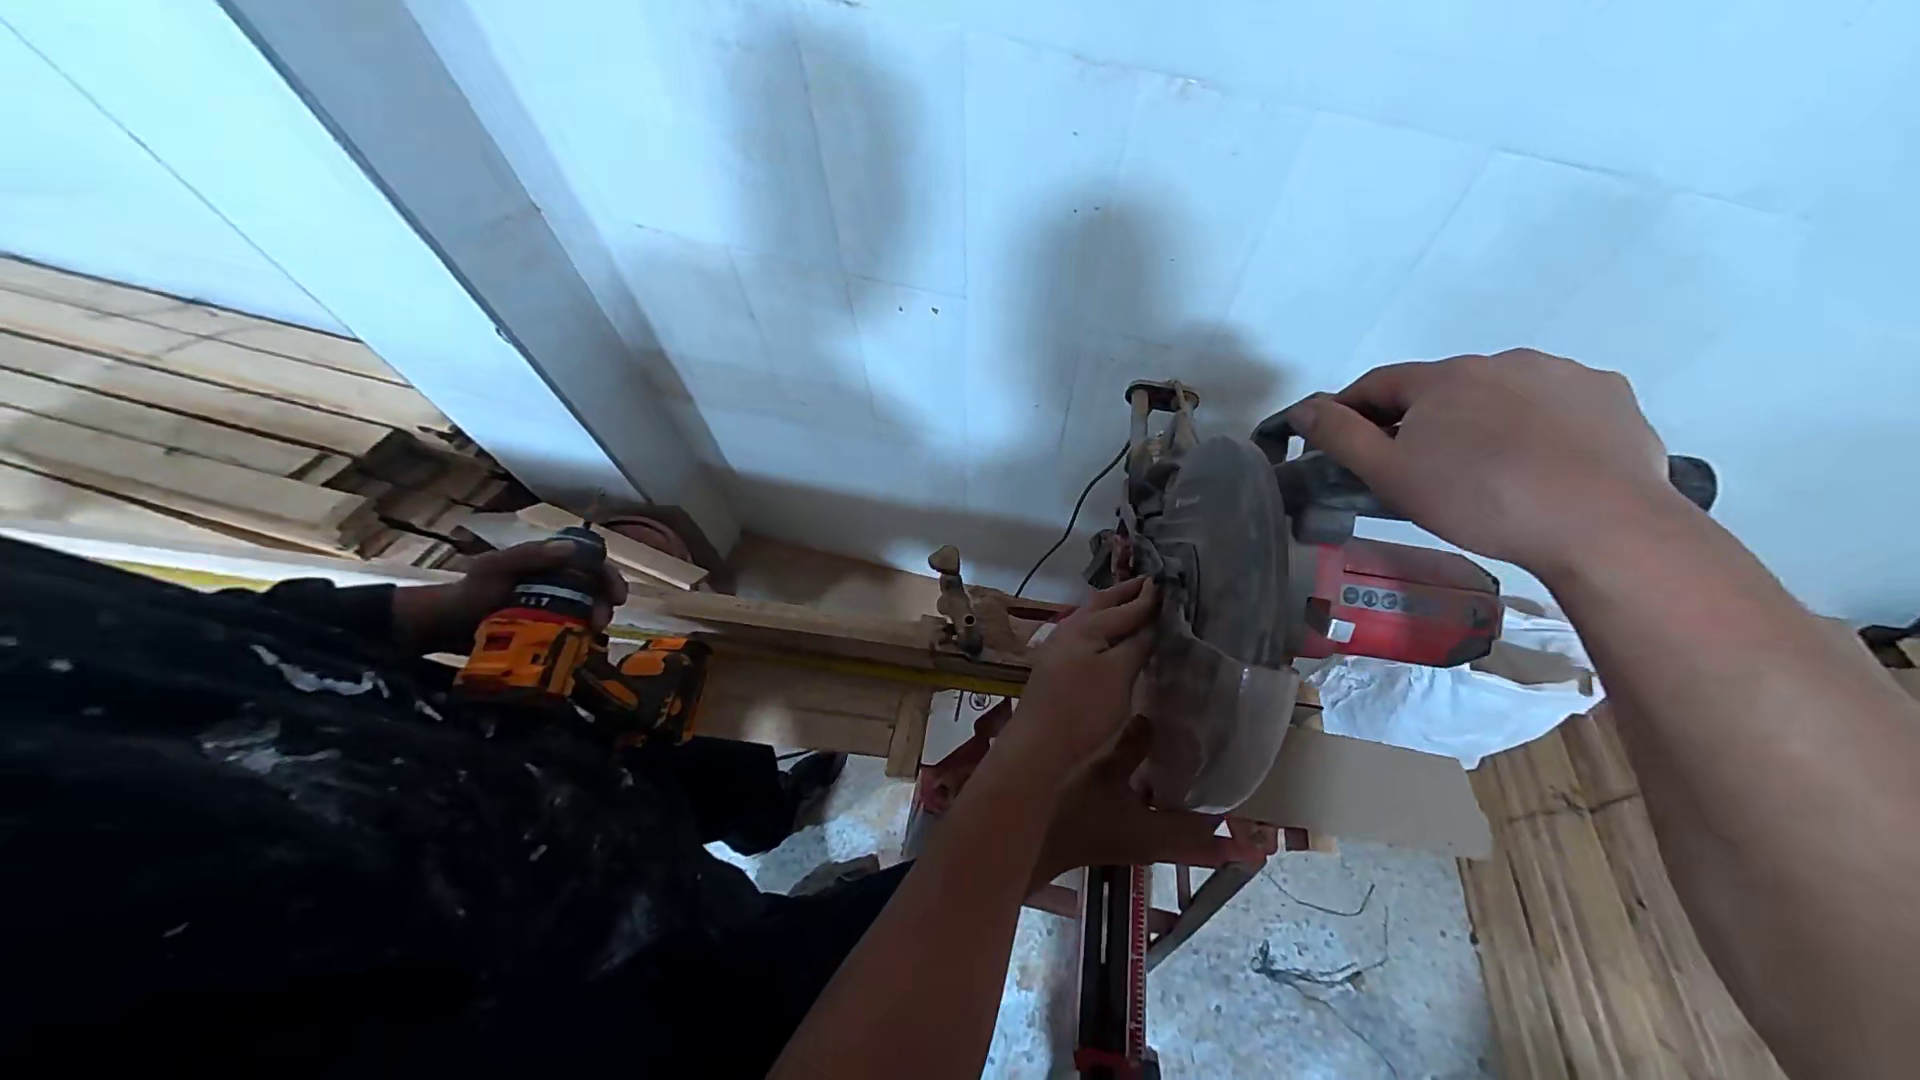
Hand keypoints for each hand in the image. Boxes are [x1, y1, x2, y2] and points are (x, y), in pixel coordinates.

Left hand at [390, 540, 628, 653]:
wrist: (445, 627)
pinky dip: (585, 635)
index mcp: (551, 561)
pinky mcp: (551, 627)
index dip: (610, 576)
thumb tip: (574, 550)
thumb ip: (529, 556)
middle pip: (597, 587)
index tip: (618, 597)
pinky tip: (582, 645)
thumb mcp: (494, 567)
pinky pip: (577, 628)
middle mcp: (560, 580)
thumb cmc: (470, 591)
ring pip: (591, 608)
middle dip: (606, 603)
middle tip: (602, 623)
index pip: (593, 561)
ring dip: (597, 620)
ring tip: (590, 635)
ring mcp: (556, 604)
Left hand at [993, 576, 1157, 776]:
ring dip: (1111, 608)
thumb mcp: (1118, 675)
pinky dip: (1101, 626)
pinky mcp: (1055, 666)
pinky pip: (1084, 633)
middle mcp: (1070, 629)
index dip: (1147, 598)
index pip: (1124, 608)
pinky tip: (1107, 636)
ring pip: (1090, 618)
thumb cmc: (1083, 709)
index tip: (1166, 583)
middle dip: (1125, 593)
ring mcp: (1058, 647)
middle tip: (1148, 582)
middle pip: (1101, 604)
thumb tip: (1150, 624)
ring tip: (1130, 603)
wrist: (1039, 745)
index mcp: (1087, 627)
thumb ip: (1135, 646)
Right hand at [1032, 717, 1271, 886]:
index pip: (1208, 840)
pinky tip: (1159, 780)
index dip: (1237, 840)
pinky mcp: (1121, 834)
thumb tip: (1151, 722)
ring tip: (1210, 784)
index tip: (1267, 839)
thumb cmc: (1072, 809)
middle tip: (1245, 801)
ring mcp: (1137, 841)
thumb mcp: (1103, 771)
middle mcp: (1154, 844)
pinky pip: (1157, 823)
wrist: (1033, 839)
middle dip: (1222, 826)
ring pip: (1178, 832)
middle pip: (1199, 840)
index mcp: (1157, 834)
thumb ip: (1131, 746)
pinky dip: (1168, 806)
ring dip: (1196, 815)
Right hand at [1281, 349, 1685, 578]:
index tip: (1342, 441)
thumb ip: (1340, 436)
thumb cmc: (1477, 500)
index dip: (1351, 410)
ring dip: (1478, 419)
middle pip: (1439, 389)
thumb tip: (1303, 408)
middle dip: (1418, 420)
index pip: (1377, 384)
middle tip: (1415, 467)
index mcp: (1443, 377)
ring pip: (1497, 394)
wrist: (1602, 525)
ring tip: (1482, 469)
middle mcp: (1502, 360)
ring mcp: (1563, 373)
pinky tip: (1536, 462)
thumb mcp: (1390, 474)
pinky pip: (1552, 405)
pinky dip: (1533, 425)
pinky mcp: (1610, 396)